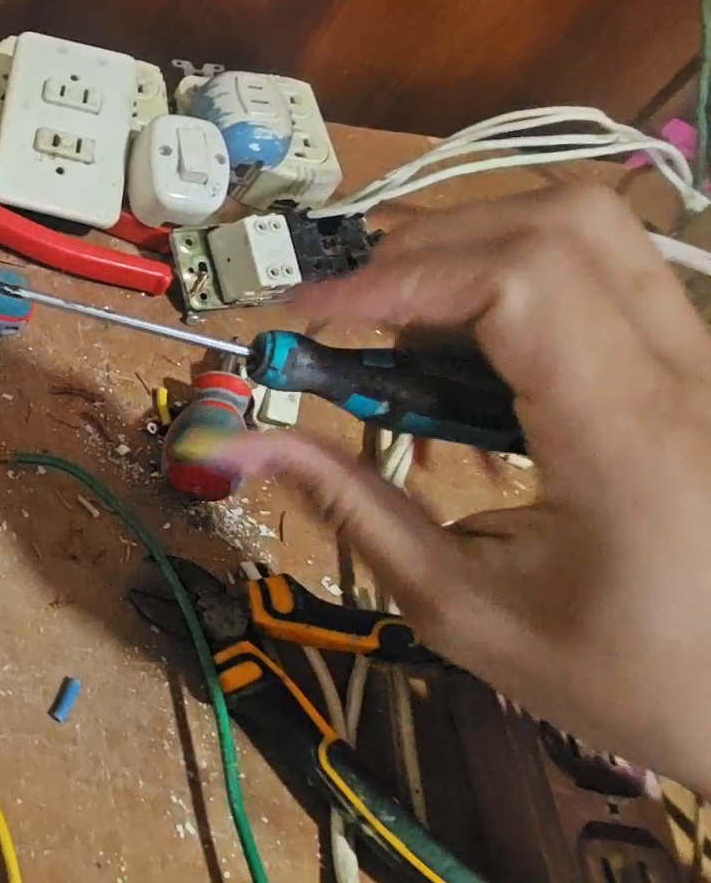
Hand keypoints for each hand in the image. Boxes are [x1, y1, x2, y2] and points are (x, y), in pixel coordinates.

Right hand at [213, 185, 710, 792]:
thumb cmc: (624, 675)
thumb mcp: (458, 606)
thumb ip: (346, 504)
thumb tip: (236, 444)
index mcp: (635, 442)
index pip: (516, 283)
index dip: (390, 277)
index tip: (302, 313)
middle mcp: (695, 379)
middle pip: (561, 223)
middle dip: (424, 247)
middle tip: (348, 312)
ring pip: (589, 231)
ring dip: (464, 258)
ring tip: (399, 334)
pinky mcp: (703, 370)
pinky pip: (602, 276)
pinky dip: (504, 288)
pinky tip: (464, 362)